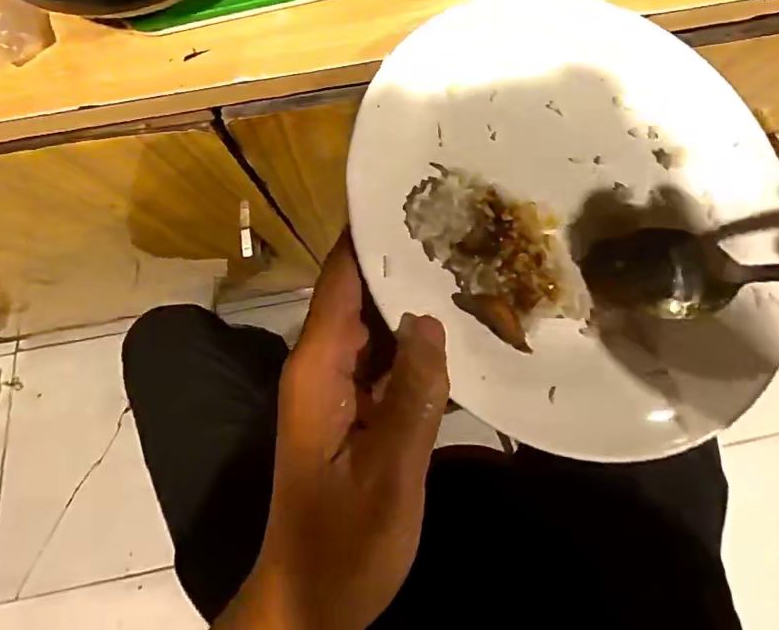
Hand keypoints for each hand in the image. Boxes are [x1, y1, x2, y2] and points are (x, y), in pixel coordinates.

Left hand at [216, 233, 448, 629]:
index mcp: (319, 367)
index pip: (339, 279)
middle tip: (459, 221)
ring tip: (467, 256)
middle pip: (361, 290)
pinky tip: (458, 322)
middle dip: (402, 254)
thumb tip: (431, 319)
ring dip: (413, 291)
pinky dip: (418, 333)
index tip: (402, 191)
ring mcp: (341, 384)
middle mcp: (325, 363)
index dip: (364, 233)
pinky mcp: (358, 404)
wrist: (311, 605)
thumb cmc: (343, 545)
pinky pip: (388, 352)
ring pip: (378, 319)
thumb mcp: (387, 477)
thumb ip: (413, 398)